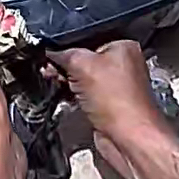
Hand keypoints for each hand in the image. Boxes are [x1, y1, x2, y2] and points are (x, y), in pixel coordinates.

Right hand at [47, 41, 166, 158]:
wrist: (128, 142)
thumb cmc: (118, 101)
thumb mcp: (82, 64)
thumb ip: (63, 53)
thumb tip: (50, 51)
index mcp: (123, 46)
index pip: (87, 36)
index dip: (67, 42)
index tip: (52, 49)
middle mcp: (122, 64)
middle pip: (84, 57)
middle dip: (65, 62)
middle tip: (51, 65)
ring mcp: (115, 86)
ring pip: (82, 76)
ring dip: (66, 79)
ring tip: (54, 79)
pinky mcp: (107, 105)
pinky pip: (84, 93)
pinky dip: (72, 93)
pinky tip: (63, 93)